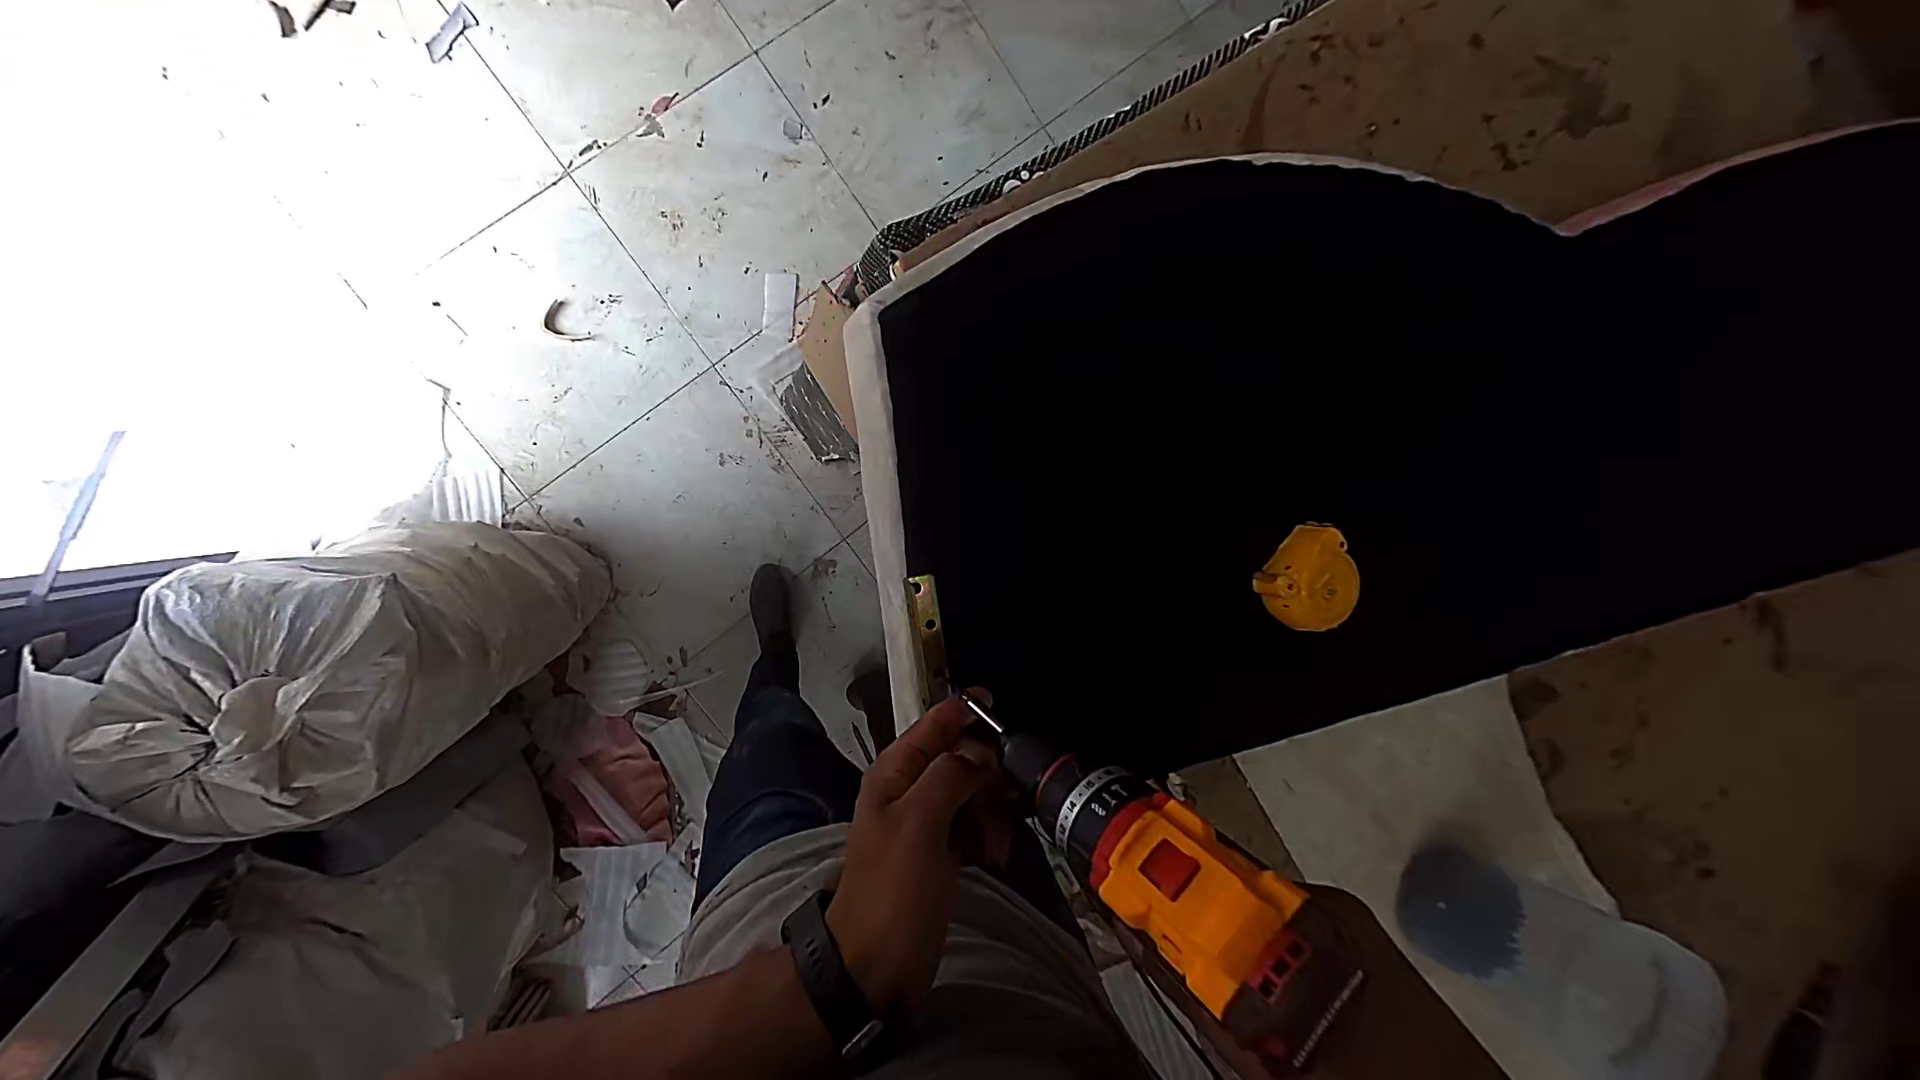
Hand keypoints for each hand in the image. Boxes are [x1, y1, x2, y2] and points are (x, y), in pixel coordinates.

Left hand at [826, 688, 1003, 1013]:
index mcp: (894, 773)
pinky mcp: (941, 850)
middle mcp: (910, 790)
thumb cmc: (892, 891)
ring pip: (972, 792)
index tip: (994, 702)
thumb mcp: (919, 824)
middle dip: (986, 775)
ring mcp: (926, 821)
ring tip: (997, 843)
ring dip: (991, 811)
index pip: (932, 725)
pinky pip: (973, 824)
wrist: (874, 967)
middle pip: (959, 758)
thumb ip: (949, 776)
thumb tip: (979, 753)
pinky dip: (987, 834)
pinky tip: (993, 855)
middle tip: (1007, 797)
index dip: (962, 711)